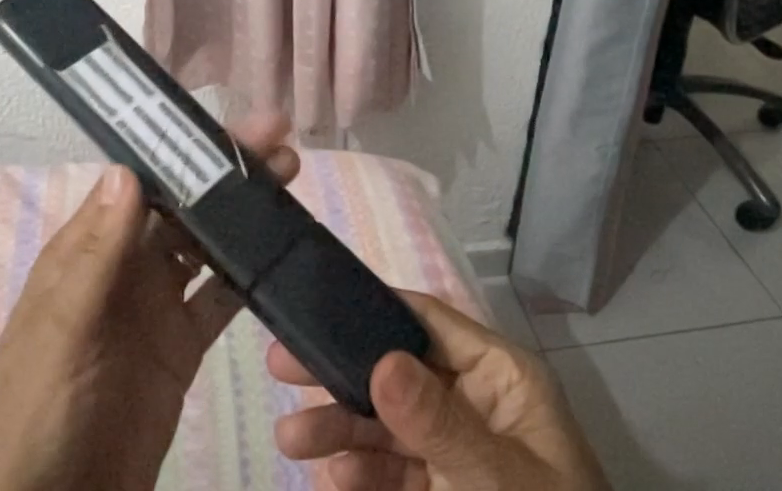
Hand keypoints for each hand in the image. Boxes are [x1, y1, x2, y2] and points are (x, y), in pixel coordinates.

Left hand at [0, 114, 297, 490]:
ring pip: (206, 244)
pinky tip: (283, 252)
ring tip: (290, 180)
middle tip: (280, 144)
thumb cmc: (40, 415)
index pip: (140, 183)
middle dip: (226, 173)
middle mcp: (123, 269)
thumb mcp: (61, 332)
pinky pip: (220, 298)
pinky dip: (249, 274)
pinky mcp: (181, 346)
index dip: (183, 151)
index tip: (232, 126)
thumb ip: (97, 257)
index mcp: (86, 253)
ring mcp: (155, 307)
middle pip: (182, 207)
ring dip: (244, 214)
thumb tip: (127, 170)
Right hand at [270, 291, 610, 490]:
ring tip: (292, 439)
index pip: (429, 322)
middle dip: (341, 373)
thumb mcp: (497, 478)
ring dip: (340, 429)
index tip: (314, 307)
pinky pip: (395, 473)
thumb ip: (439, 424)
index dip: (373, 310)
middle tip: (281, 367)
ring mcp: (457, 451)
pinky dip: (362, 474)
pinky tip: (336, 478)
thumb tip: (382, 360)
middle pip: (397, 373)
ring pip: (387, 425)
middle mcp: (475, 404)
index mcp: (500, 377)